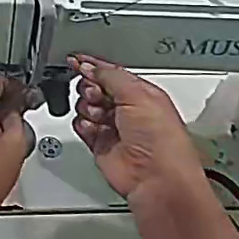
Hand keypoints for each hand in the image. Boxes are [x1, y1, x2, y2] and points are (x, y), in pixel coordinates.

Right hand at [67, 55, 209, 208]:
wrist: (157, 178)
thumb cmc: (162, 139)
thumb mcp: (137, 94)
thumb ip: (111, 76)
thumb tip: (91, 68)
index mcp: (142, 94)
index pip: (113, 74)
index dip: (94, 66)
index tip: (76, 61)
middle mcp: (129, 110)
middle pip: (96, 89)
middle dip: (90, 88)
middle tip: (95, 94)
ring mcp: (115, 129)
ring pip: (86, 108)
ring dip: (87, 108)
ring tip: (98, 115)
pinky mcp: (102, 146)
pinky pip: (83, 129)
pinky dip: (82, 126)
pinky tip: (90, 127)